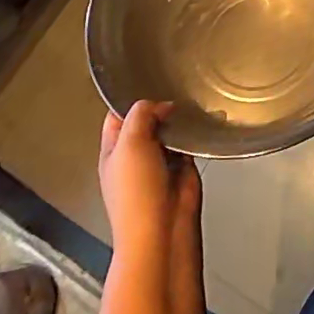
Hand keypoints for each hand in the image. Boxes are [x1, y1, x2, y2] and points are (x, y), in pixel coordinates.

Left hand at [98, 101, 201, 251]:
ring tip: (189, 101)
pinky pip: (188, 143)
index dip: (131, 99)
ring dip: (178, 120)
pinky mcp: (182, 168)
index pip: (118, 115)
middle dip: (159, 106)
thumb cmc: (137, 191)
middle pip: (146, 120)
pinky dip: (193, 134)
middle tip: (174, 89)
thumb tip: (161, 105)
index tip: (148, 83)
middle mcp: (135, 154)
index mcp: (114, 150)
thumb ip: (141, 115)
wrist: (162, 230)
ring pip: (169, 130)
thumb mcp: (130, 144)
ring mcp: (159, 161)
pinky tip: (199, 122)